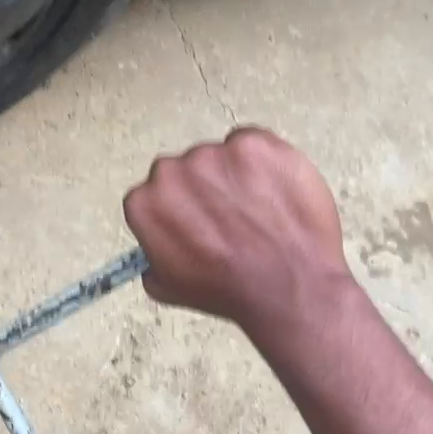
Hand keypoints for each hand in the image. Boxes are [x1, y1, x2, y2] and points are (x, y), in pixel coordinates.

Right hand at [123, 128, 353, 337]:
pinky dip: (263, 162)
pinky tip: (273, 191)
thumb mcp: (168, 288)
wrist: (288, 285)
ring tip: (257, 208)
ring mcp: (212, 154)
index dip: (176, 210)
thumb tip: (155, 256)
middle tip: (228, 217)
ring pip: (218, 157)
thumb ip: (152, 260)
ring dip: (232, 175)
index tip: (194, 224)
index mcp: (144, 203)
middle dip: (201, 188)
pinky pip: (252, 142)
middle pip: (182, 170)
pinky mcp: (253, 143)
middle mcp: (170, 171)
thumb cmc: (229, 290)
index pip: (153, 194)